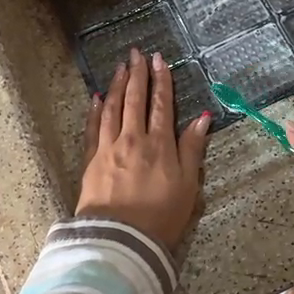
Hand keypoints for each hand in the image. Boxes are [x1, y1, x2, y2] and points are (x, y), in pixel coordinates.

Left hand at [75, 48, 210, 248]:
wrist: (120, 240)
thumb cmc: (161, 217)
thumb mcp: (188, 185)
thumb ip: (192, 149)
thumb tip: (202, 118)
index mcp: (159, 144)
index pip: (161, 105)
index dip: (161, 81)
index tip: (159, 60)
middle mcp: (133, 139)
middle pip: (135, 100)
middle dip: (138, 74)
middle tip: (136, 53)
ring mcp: (108, 148)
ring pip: (113, 108)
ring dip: (117, 85)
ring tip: (120, 68)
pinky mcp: (91, 161)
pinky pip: (93, 128)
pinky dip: (96, 110)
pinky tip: (97, 98)